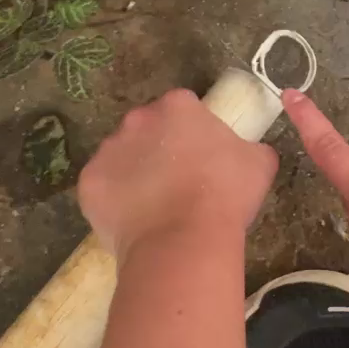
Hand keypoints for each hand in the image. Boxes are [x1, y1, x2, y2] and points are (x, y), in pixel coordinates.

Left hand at [77, 88, 279, 253]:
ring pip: (122, 155)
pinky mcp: (89, 183)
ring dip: (135, 170)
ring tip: (156, 202)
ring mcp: (109, 150)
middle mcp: (139, 119)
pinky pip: (103, 186)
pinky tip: (136, 218)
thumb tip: (247, 152)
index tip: (202, 153)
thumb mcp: (259, 162)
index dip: (193, 129)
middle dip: (160, 145)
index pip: (184, 106)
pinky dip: (115, 198)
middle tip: (179, 177)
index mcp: (178, 106)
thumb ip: (249, 147)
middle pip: (148, 126)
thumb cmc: (225, 194)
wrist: (184, 241)